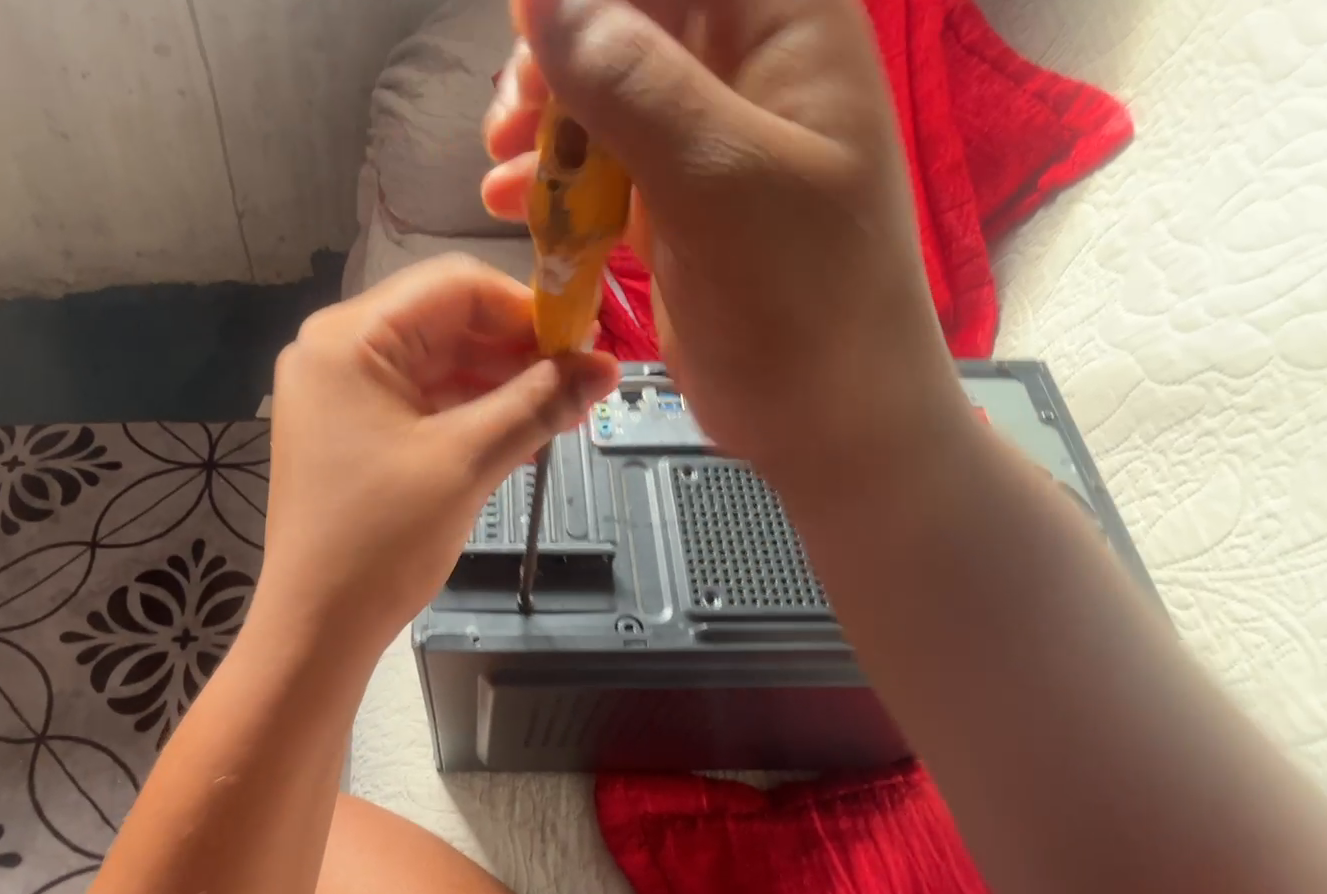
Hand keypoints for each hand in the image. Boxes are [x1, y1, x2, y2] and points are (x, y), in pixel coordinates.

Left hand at [254, 256, 619, 659]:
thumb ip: (538, 403)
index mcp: (349, 339)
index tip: (585, 342)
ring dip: (501, 387)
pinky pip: (424, 404)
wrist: (318, 627)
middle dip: (518, 353)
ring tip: (559, 415)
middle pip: (447, 324)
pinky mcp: (353, 432)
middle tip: (582, 385)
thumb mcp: (466, 462)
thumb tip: (607, 366)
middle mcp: (337, 352)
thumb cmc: (380, 541)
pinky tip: (518, 438)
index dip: (526, 309)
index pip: (454, 287)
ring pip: (440, 366)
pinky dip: (471, 415)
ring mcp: (342, 395)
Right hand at [482, 0, 969, 503]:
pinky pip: (601, 165)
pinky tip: (510, 199)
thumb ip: (632, 83)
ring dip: (546, 116)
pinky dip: (554, 178)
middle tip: (514, 109)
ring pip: (607, 91)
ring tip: (502, 155)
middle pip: (632, 16)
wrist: (825, 419)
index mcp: (786, 29)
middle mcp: (744, 69)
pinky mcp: (673, 204)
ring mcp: (705, 141)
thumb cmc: (801, 299)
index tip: (528, 26)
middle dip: (562, 49)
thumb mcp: (719, 181)